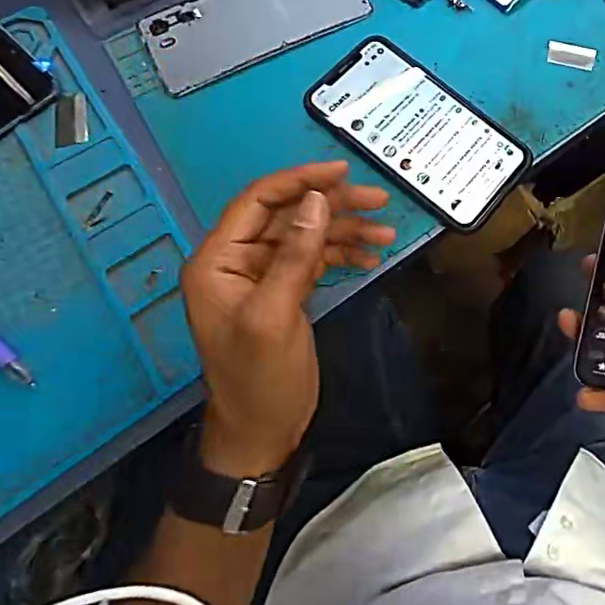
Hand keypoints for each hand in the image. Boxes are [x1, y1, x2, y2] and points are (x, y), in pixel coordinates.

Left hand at [181, 161, 393, 476]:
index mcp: (219, 259)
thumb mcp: (275, 315)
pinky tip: (370, 255)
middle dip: (334, 206)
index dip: (300, 179)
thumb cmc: (258, 379)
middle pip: (290, 214)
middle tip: (378, 201)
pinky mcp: (286, 289)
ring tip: (385, 231)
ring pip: (308, 234)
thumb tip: (317, 200)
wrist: (261, 433)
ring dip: (346, 230)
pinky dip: (344, 253)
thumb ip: (294, 255)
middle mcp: (239, 260)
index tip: (341, 171)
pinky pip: (316, 257)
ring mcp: (264, 275)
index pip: (259, 200)